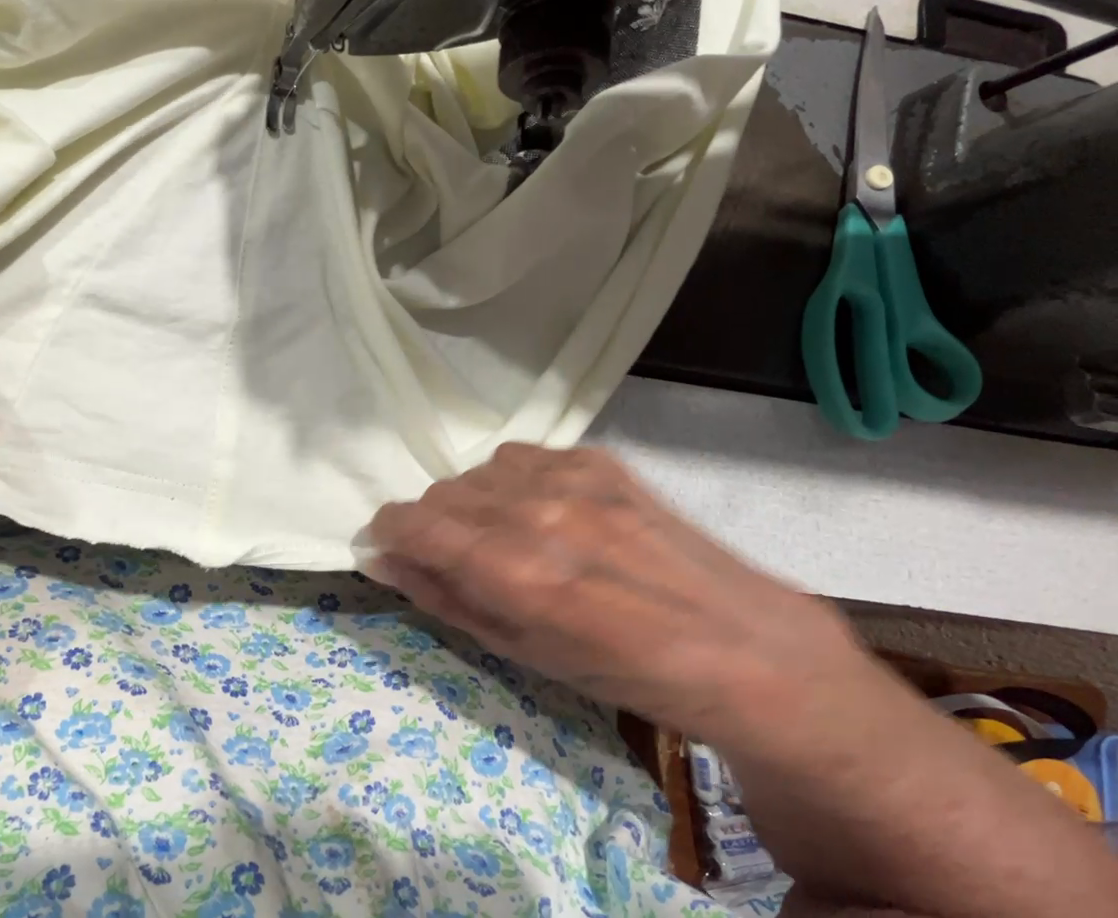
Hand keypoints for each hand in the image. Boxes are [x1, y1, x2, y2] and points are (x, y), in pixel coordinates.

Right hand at [367, 444, 874, 747]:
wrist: (748, 651)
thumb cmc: (627, 674)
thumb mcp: (523, 654)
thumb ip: (444, 599)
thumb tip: (382, 560)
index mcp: (515, 572)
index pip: (411, 521)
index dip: (385, 533)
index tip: (385, 549)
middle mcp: (538, 513)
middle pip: (440, 493)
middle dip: (431, 525)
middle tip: (455, 559)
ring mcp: (574, 480)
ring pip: (478, 470)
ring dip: (472, 501)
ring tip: (505, 535)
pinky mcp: (604, 463)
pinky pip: (523, 456)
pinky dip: (513, 481)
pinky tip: (543, 513)